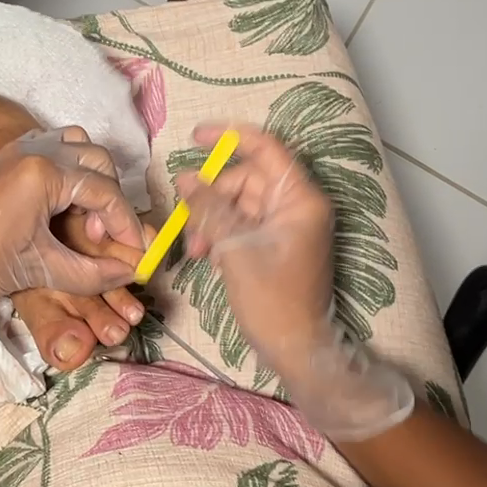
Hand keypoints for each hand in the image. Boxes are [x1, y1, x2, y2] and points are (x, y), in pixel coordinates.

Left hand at [0, 127, 143, 359]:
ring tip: (88, 220)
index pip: (105, 192)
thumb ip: (95, 273)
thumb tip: (134, 270)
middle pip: (98, 162)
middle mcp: (35, 149)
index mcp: (44, 172)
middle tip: (106, 239)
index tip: (137, 253)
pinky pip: (54, 148)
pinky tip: (66, 205)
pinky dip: (71, 170)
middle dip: (112, 200)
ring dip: (93, 179)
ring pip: (78, 147)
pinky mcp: (8, 156)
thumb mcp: (44, 270)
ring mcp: (19, 148)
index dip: (126, 225)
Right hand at [177, 124, 413, 440]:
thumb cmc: (272, 299)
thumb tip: (187, 178)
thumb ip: (210, 208)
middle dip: (213, 197)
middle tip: (187, 221)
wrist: (295, 348)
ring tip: (197, 250)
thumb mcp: (234, 248)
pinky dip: (222, 236)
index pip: (266, 149)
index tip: (194, 138)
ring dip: (213, 221)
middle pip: (247, 180)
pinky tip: (210, 259)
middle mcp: (297, 206)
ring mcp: (287, 227)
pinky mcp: (275, 245)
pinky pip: (243, 225)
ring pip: (240, 205)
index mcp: (300, 199)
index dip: (229, 138)